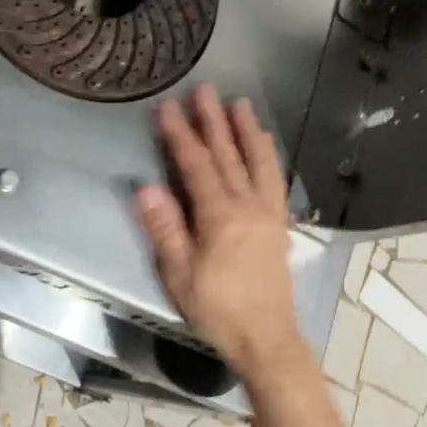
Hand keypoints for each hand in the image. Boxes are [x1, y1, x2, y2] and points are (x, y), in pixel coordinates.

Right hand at [136, 85, 304, 373]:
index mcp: (221, 217)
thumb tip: (146, 189)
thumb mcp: (180, 275)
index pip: (196, 167)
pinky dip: (268, 158)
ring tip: (240, 105)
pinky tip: (265, 148)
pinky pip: (275, 181)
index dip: (180, 136)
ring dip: (247, 131)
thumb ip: (166, 229)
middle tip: (204, 89)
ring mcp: (268, 215)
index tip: (167, 108)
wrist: (266, 338)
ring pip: (259, 163)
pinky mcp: (279, 226)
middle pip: (229, 156)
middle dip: (213, 121)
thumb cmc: (218, 310)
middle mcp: (249, 207)